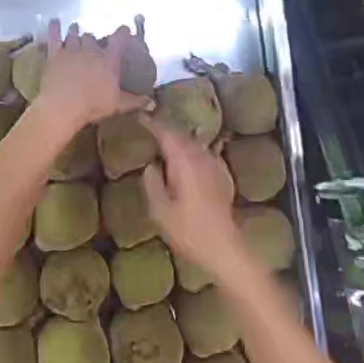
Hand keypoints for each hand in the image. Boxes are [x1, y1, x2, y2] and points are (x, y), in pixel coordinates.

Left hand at [29, 21, 148, 132]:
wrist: (62, 106)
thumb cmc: (93, 105)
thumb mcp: (118, 105)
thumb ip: (135, 101)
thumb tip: (152, 103)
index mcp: (109, 59)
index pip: (119, 38)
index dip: (123, 32)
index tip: (125, 29)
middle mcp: (91, 50)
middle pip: (92, 37)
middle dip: (93, 39)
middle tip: (93, 45)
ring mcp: (72, 50)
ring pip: (74, 34)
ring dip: (75, 32)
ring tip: (76, 30)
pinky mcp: (55, 55)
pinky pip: (54, 36)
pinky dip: (54, 28)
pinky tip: (54, 21)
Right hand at [140, 115, 251, 280]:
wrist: (223, 246)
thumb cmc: (189, 231)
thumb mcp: (160, 210)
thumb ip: (152, 183)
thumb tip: (150, 165)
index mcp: (184, 162)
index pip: (166, 134)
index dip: (152, 123)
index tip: (140, 116)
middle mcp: (201, 157)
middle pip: (182, 135)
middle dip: (166, 129)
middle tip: (150, 127)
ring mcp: (215, 165)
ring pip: (195, 143)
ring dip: (181, 139)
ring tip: (166, 139)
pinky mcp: (223, 175)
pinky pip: (206, 154)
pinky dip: (194, 150)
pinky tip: (190, 156)